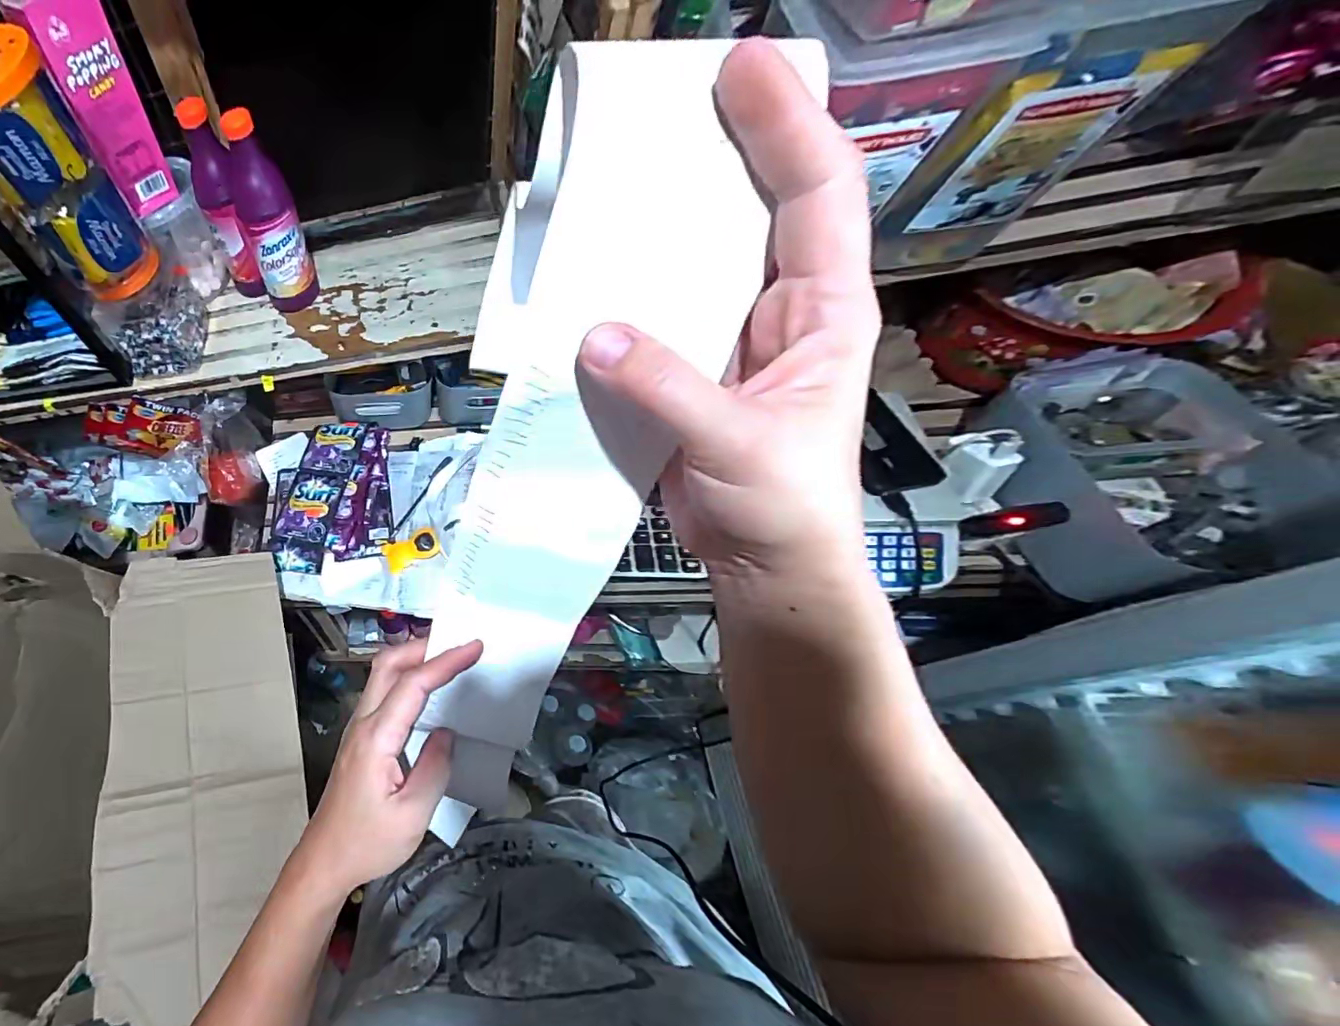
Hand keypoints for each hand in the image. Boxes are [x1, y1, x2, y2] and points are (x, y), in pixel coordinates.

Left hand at [293, 639, 483, 896]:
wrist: (326, 860)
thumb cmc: (367, 842)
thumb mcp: (413, 814)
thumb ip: (435, 768)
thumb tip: (446, 734)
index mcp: (376, 738)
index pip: (412, 685)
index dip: (445, 661)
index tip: (474, 647)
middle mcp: (362, 724)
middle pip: (388, 665)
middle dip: (424, 645)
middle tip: (459, 643)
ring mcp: (358, 730)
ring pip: (382, 676)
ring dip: (413, 659)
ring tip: (448, 658)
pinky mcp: (360, 739)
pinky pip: (383, 694)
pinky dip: (406, 679)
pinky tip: (427, 691)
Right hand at [575, 39, 879, 580]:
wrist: (762, 562)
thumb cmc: (784, 505)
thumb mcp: (737, 442)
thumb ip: (669, 388)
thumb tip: (596, 337)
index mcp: (821, 314)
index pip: (817, 195)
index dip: (785, 126)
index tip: (744, 70)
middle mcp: (775, 315)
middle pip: (757, 211)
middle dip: (727, 150)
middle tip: (678, 103)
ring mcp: (725, 345)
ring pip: (700, 266)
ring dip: (667, 226)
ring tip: (626, 183)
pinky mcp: (684, 378)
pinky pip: (654, 323)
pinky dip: (627, 299)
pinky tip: (597, 280)